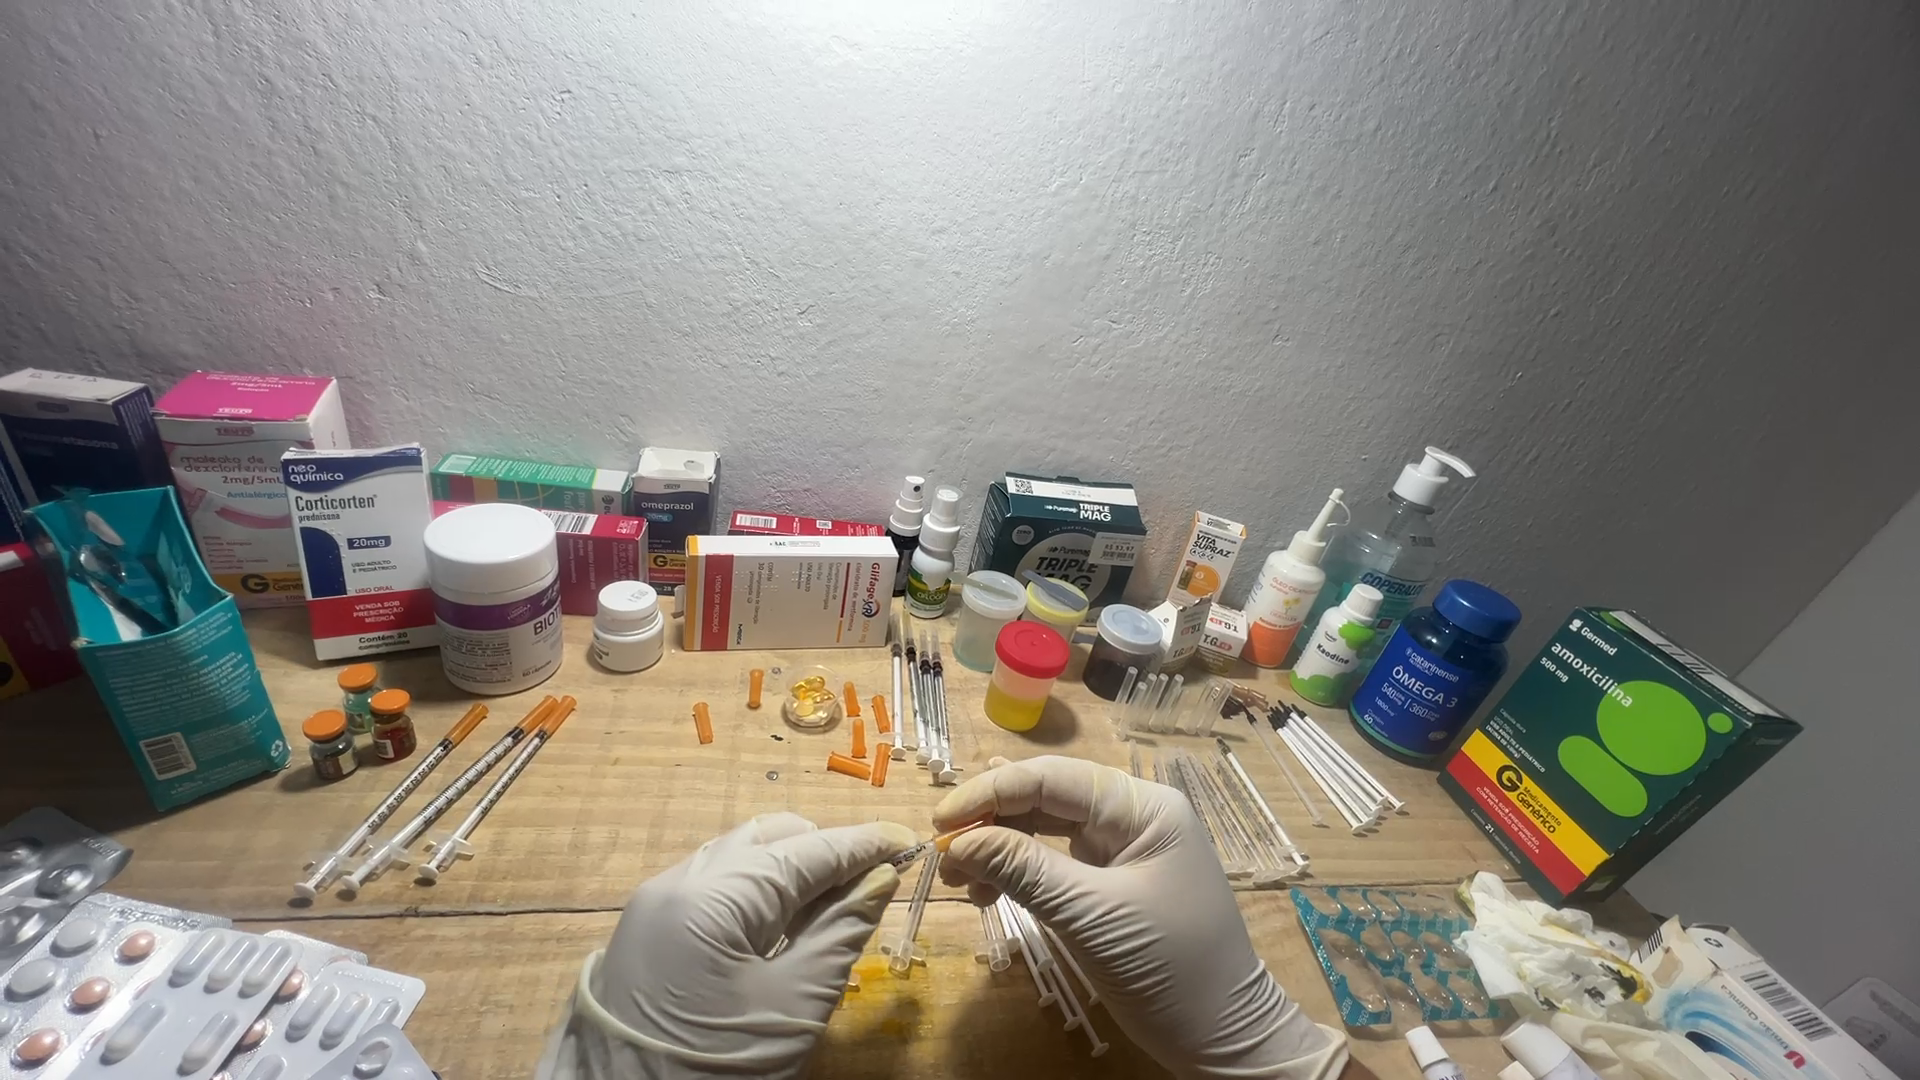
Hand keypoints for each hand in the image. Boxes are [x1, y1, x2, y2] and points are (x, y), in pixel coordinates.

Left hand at [579, 813, 913, 1078]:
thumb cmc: (713, 1072)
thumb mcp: (793, 1007)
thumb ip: (842, 929)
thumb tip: (882, 874)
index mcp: (714, 897)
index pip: (808, 850)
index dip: (864, 842)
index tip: (908, 839)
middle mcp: (680, 879)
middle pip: (772, 836)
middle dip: (825, 850)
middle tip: (869, 883)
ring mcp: (657, 899)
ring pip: (743, 852)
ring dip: (793, 866)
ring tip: (830, 905)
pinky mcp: (647, 924)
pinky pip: (716, 880)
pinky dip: (758, 887)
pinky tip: (781, 924)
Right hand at [935, 755, 1344, 1079]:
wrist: (1228, 1045)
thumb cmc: (1170, 972)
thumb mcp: (1092, 918)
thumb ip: (1024, 870)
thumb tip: (958, 840)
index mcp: (1142, 806)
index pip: (1052, 778)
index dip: (991, 793)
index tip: (941, 820)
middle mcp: (1132, 813)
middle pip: (1047, 797)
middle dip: (992, 820)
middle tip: (944, 850)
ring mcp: (1124, 845)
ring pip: (1046, 827)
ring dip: (1000, 847)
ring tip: (959, 876)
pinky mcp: (1113, 878)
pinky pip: (1057, 859)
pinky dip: (1020, 872)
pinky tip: (988, 889)